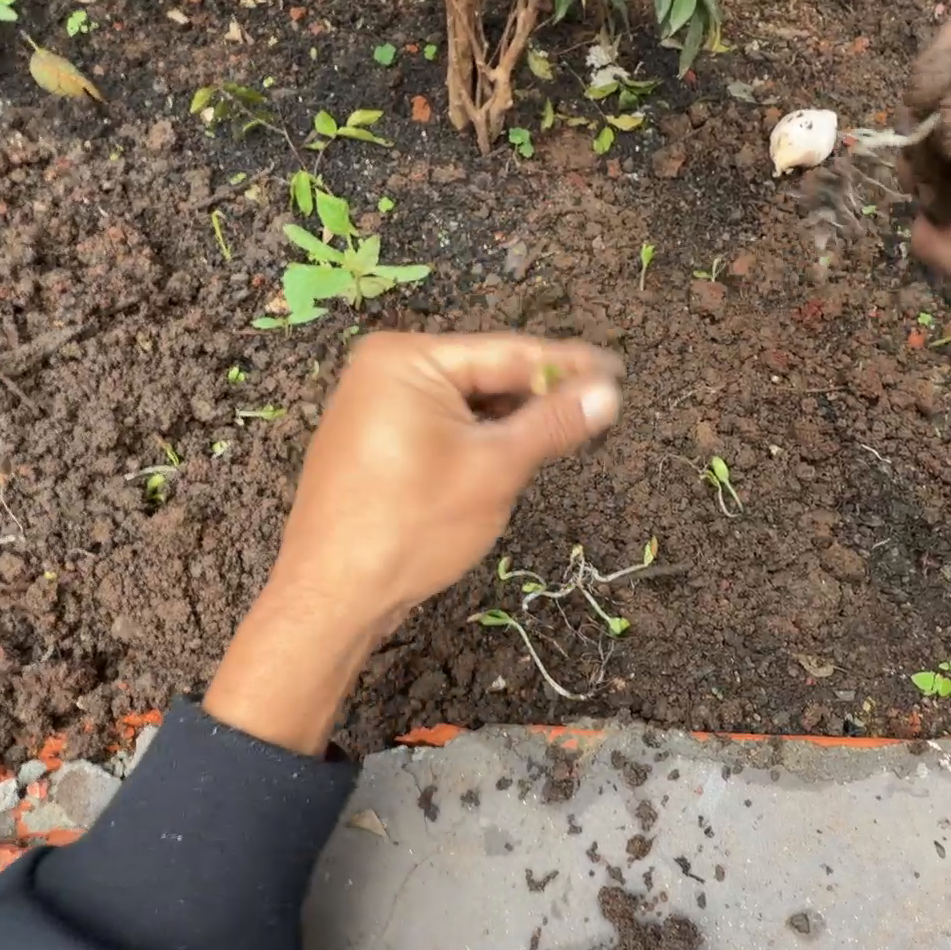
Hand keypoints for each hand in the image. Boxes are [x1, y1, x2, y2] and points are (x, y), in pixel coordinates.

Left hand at [204, 333, 622, 752]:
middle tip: (595, 410)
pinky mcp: (376, 441)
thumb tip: (609, 393)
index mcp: (408, 358)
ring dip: (510, 423)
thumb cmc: (414, 526)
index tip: (617, 370)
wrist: (333, 596)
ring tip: (560, 436)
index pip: (508, 353)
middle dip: (537, 397)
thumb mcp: (495, 468)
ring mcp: (375, 406)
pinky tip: (509, 458)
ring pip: (466, 405)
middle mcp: (385, 369)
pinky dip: (478, 440)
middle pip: (485, 376)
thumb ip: (554, 424)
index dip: (569, 365)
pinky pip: (442, 427)